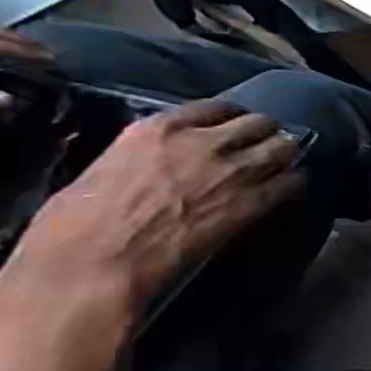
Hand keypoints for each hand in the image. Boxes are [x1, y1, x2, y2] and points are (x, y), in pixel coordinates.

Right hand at [0, 99, 306, 311]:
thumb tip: (164, 159)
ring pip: (286, 147)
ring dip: (285, 157)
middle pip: (261, 123)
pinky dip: (296, 184)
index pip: (218, 107)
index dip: (232, 119)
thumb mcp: (105, 168)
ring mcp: (234, 170)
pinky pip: (294, 182)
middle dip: (265, 135)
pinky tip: (290, 191)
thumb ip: (147, 155)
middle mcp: (204, 142)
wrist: (93, 263)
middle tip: (264, 149)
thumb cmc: (74, 225)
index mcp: (158, 129)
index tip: (236, 129)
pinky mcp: (254, 200)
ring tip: (281, 167)